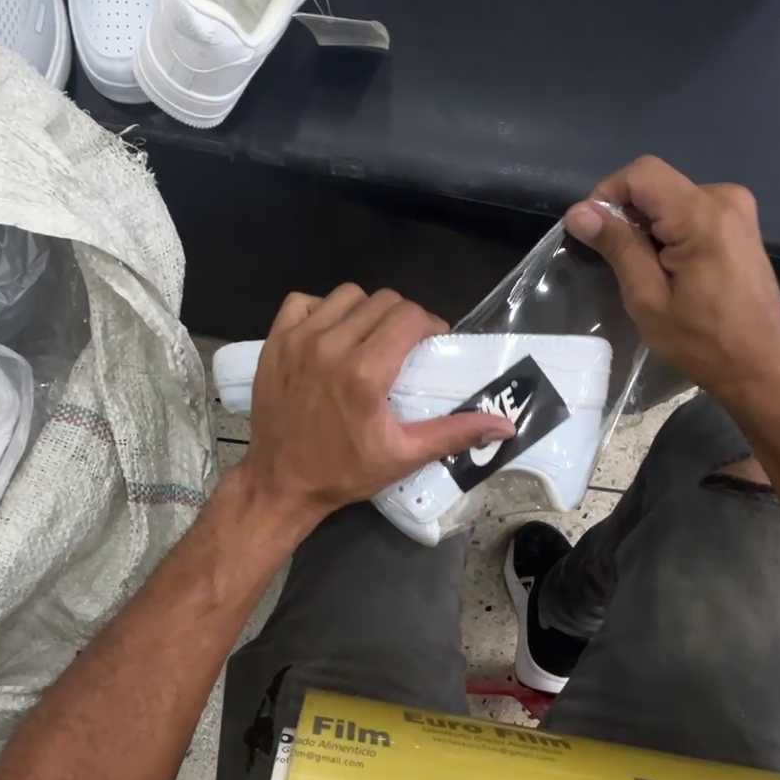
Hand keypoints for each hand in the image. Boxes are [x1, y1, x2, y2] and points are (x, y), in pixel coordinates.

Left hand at [238, 284, 514, 523]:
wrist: (280, 484)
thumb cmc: (343, 472)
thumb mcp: (402, 455)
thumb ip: (454, 432)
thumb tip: (505, 425)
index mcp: (364, 372)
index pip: (409, 316)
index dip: (429, 325)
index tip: (431, 343)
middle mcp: (330, 346)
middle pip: (383, 301)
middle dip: (402, 318)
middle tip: (404, 346)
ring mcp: (298, 341)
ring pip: (346, 296)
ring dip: (365, 311)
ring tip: (368, 339)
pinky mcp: (274, 343)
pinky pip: (303, 302)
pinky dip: (321, 311)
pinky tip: (330, 335)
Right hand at [564, 156, 779, 403]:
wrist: (757, 361)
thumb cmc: (700, 340)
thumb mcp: (647, 299)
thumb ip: (618, 247)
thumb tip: (578, 213)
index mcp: (703, 216)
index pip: (642, 174)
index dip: (607, 194)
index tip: (591, 232)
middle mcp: (724, 198)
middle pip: (655, 184)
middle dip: (625, 215)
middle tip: (614, 262)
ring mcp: (736, 208)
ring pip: (669, 198)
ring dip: (645, 227)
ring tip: (641, 271)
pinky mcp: (737, 222)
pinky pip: (687, 210)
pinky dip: (665, 232)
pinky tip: (665, 268)